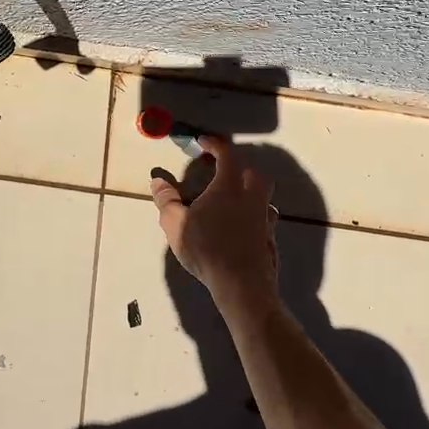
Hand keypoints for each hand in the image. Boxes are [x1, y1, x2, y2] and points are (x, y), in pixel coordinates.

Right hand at [150, 135, 279, 311]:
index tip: (204, 142)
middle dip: (240, 167)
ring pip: (265, 199)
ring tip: (235, 201)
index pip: (227, 156)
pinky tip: (243, 229)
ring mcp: (265, 221)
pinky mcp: (270, 242)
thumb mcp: (175, 223)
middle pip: (255, 174)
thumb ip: (166, 200)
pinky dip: (255, 219)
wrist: (242, 286)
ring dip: (252, 194)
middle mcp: (252, 199)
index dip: (216, 145)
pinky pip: (266, 222)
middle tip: (224, 172)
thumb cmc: (206, 248)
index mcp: (229, 188)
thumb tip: (158, 181)